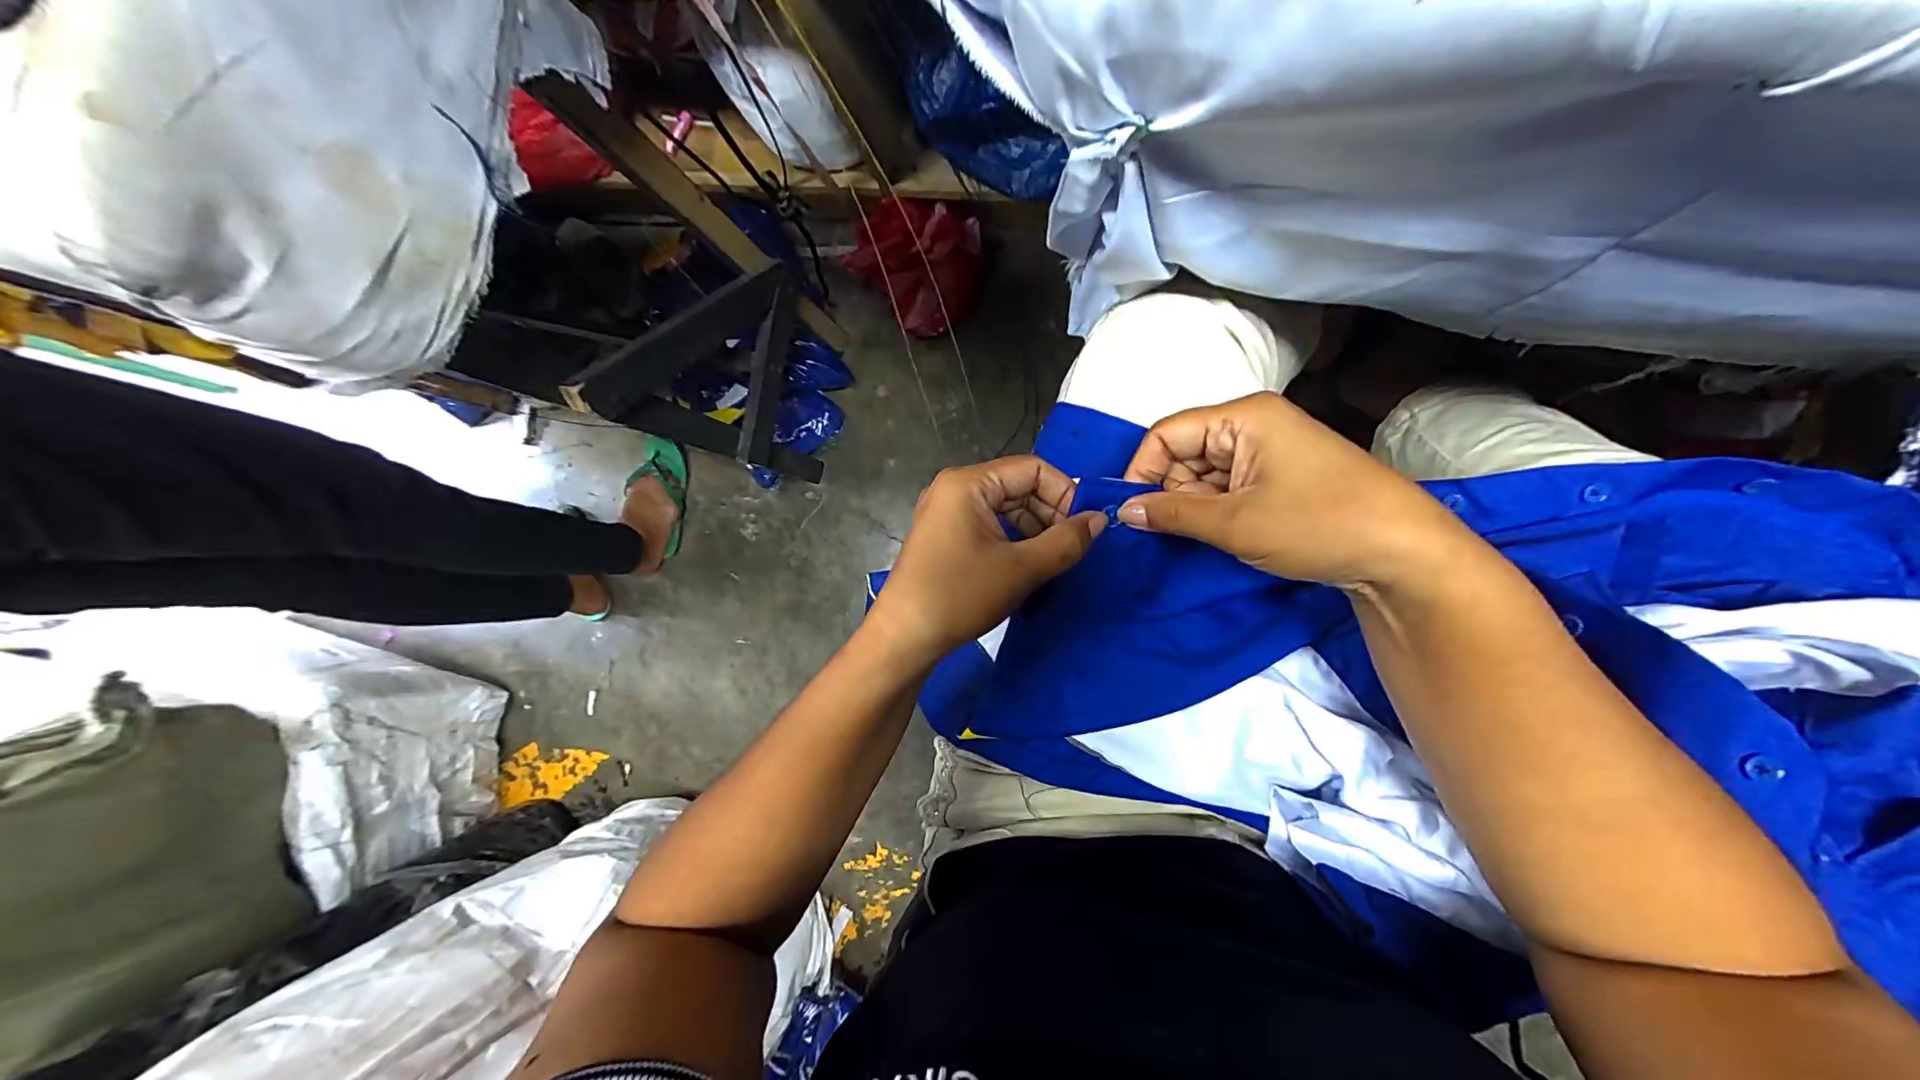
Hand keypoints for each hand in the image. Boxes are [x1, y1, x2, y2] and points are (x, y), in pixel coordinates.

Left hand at [870, 456, 1105, 659]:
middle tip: (1072, 548)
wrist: (904, 637)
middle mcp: (954, 488)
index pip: (1033, 469)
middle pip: (1018, 485)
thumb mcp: (1021, 569)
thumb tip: (1098, 520)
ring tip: (1052, 561)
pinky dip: (1013, 540)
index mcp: (968, 483)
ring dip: (1034, 529)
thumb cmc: (960, 596)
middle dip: (1049, 513)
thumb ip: (1065, 541)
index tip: (1084, 528)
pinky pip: (989, 524)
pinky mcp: (944, 534)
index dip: (1064, 494)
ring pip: (1005, 508)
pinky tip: (1026, 566)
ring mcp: (946, 511)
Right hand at [1119, 392, 1476, 587]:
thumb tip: (1124, 510)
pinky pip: (1228, 487)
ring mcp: (1269, 451)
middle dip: (1170, 492)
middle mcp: (1253, 425)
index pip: (1167, 434)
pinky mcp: (1280, 476)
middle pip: (1184, 453)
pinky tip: (1223, 535)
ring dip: (1194, 506)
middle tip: (1172, 533)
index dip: (1141, 471)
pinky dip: (1216, 511)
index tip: (1131, 513)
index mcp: (1243, 417)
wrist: (1404, 553)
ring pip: (1204, 474)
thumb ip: (1172, 513)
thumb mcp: (1235, 523)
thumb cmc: (1319, 524)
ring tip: (1206, 537)